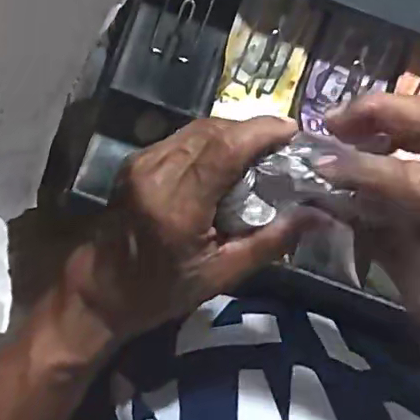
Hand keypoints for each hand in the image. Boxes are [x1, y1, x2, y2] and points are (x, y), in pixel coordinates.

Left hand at [61, 116, 319, 341]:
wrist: (100, 288)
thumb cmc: (161, 291)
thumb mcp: (221, 276)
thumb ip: (271, 241)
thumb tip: (319, 215)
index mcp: (177, 206)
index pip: (223, 149)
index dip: (261, 132)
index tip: (293, 131)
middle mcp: (156, 172)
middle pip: (213, 130)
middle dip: (252, 130)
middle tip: (283, 144)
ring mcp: (143, 161)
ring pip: (198, 127)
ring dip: (233, 132)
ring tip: (261, 149)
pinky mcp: (138, 158)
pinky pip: (184, 136)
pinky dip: (212, 139)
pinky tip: (229, 157)